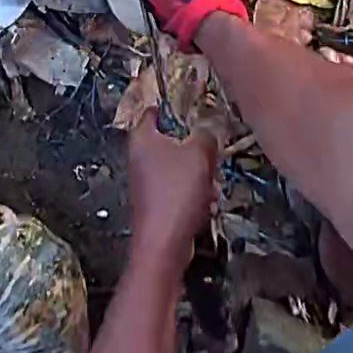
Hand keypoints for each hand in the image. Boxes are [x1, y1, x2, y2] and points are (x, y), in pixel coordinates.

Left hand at [127, 112, 216, 260]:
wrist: (164, 244)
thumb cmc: (176, 192)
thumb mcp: (198, 155)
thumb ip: (205, 135)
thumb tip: (207, 130)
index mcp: (143, 137)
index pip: (155, 110)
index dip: (175, 108)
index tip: (196, 111)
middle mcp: (141, 156)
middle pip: (173, 140)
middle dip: (196, 149)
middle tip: (210, 158)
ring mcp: (148, 180)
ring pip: (180, 165)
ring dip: (201, 174)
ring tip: (211, 186)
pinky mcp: (157, 201)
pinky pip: (180, 187)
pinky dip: (195, 192)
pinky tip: (207, 203)